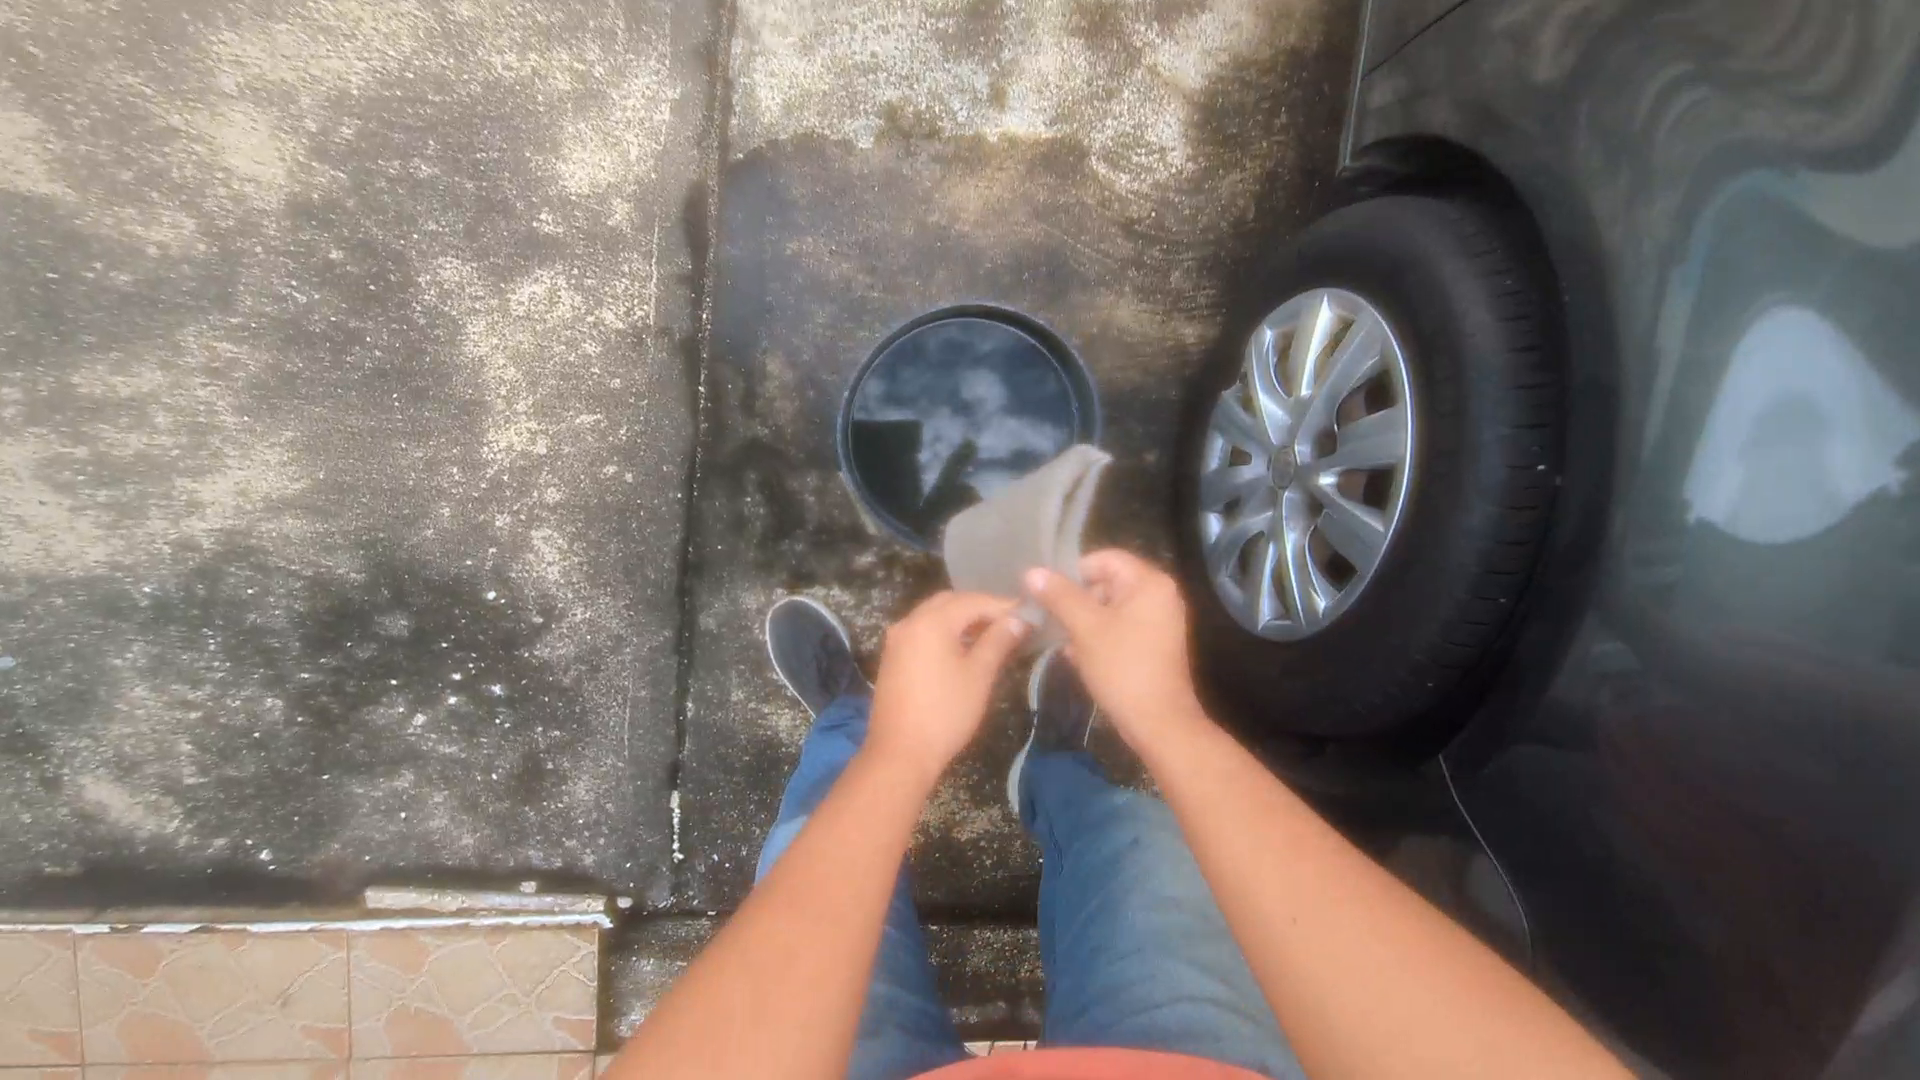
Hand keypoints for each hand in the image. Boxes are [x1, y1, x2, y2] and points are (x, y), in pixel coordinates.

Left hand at [865, 591, 1027, 786]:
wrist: (901, 752)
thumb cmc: (946, 712)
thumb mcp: (979, 675)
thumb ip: (999, 640)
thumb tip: (1019, 619)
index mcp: (931, 622)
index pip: (973, 601)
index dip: (1003, 606)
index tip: (1029, 615)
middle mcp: (909, 622)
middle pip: (950, 602)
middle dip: (980, 608)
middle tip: (1010, 622)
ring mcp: (897, 640)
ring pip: (933, 615)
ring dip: (962, 619)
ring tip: (992, 634)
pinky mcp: (893, 657)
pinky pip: (922, 631)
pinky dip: (944, 632)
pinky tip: (963, 648)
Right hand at [1024, 550, 1207, 750]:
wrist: (1158, 722)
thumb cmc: (1122, 667)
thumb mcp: (1085, 627)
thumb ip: (1059, 596)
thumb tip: (1032, 571)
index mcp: (1149, 583)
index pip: (1104, 559)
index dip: (1073, 572)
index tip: (1049, 594)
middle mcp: (1159, 596)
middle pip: (1106, 583)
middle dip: (1077, 602)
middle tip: (1054, 621)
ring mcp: (1158, 622)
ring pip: (1109, 609)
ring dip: (1083, 623)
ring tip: (1065, 643)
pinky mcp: (1153, 646)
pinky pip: (1119, 629)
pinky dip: (1098, 638)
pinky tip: (1078, 658)